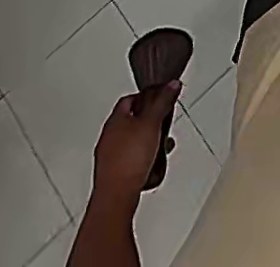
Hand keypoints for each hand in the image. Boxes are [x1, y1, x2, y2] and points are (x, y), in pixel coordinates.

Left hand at [91, 82, 178, 203]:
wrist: (118, 195)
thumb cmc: (130, 158)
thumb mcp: (153, 122)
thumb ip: (163, 102)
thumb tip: (171, 84)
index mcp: (114, 120)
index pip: (129, 98)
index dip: (146, 96)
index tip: (159, 97)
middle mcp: (108, 136)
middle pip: (131, 119)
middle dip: (149, 119)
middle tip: (162, 120)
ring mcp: (109, 156)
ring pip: (131, 139)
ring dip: (147, 138)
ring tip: (160, 143)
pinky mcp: (112, 172)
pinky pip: (129, 157)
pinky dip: (141, 156)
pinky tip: (152, 161)